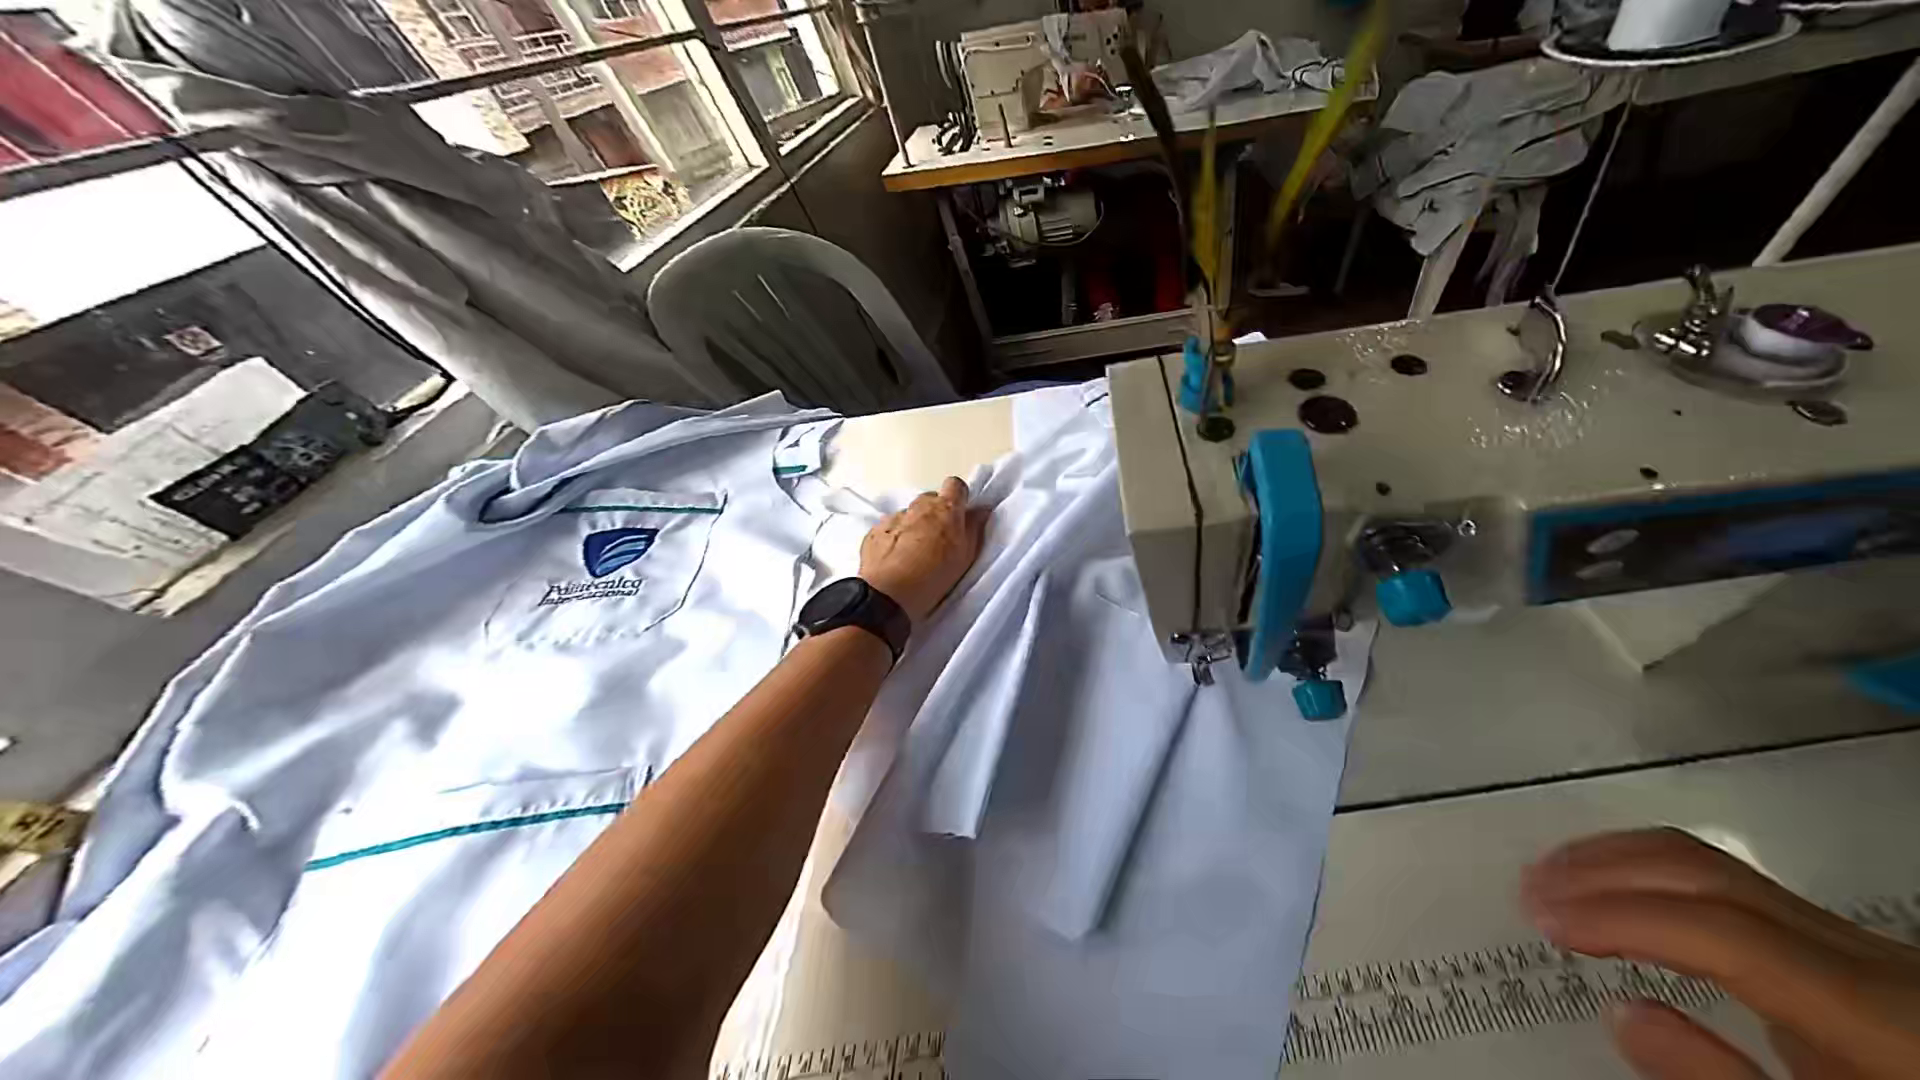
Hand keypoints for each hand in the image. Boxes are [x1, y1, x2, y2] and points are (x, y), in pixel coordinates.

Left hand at [859, 476, 988, 625]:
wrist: (889, 595)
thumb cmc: (932, 577)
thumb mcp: (965, 556)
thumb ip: (974, 528)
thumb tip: (980, 512)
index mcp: (945, 509)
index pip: (955, 485)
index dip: (958, 497)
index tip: (960, 514)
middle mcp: (919, 507)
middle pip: (930, 500)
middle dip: (935, 514)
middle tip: (939, 540)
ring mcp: (894, 517)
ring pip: (909, 515)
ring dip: (914, 528)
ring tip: (916, 555)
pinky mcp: (874, 532)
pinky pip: (889, 529)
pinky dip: (894, 539)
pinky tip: (897, 560)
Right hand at [1521, 828, 1919, 1079]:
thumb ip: (1719, 1077)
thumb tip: (1623, 1015)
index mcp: (1875, 1011)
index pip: (1723, 932)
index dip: (1621, 917)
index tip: (1543, 919)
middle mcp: (1865, 955)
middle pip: (1707, 877)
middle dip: (1603, 873)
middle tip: (1530, 887)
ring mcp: (1849, 936)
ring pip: (1707, 861)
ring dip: (1612, 860)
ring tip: (1548, 874)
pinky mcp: (1825, 934)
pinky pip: (1718, 875)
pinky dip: (1642, 869)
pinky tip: (1604, 880)